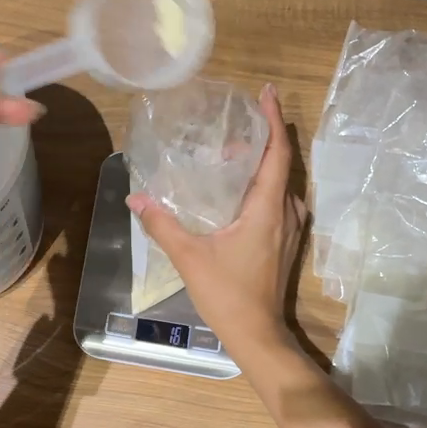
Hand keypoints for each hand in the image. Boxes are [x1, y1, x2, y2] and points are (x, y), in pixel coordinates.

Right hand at [128, 83, 305, 359]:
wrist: (257, 333)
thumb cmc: (227, 293)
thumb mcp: (189, 256)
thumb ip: (162, 225)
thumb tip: (136, 198)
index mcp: (269, 208)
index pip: (278, 153)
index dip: (273, 120)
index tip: (265, 93)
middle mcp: (287, 213)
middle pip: (281, 164)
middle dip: (261, 139)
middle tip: (234, 124)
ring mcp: (290, 229)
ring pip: (280, 184)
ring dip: (260, 165)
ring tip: (229, 154)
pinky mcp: (285, 243)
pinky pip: (278, 201)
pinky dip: (261, 186)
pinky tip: (236, 192)